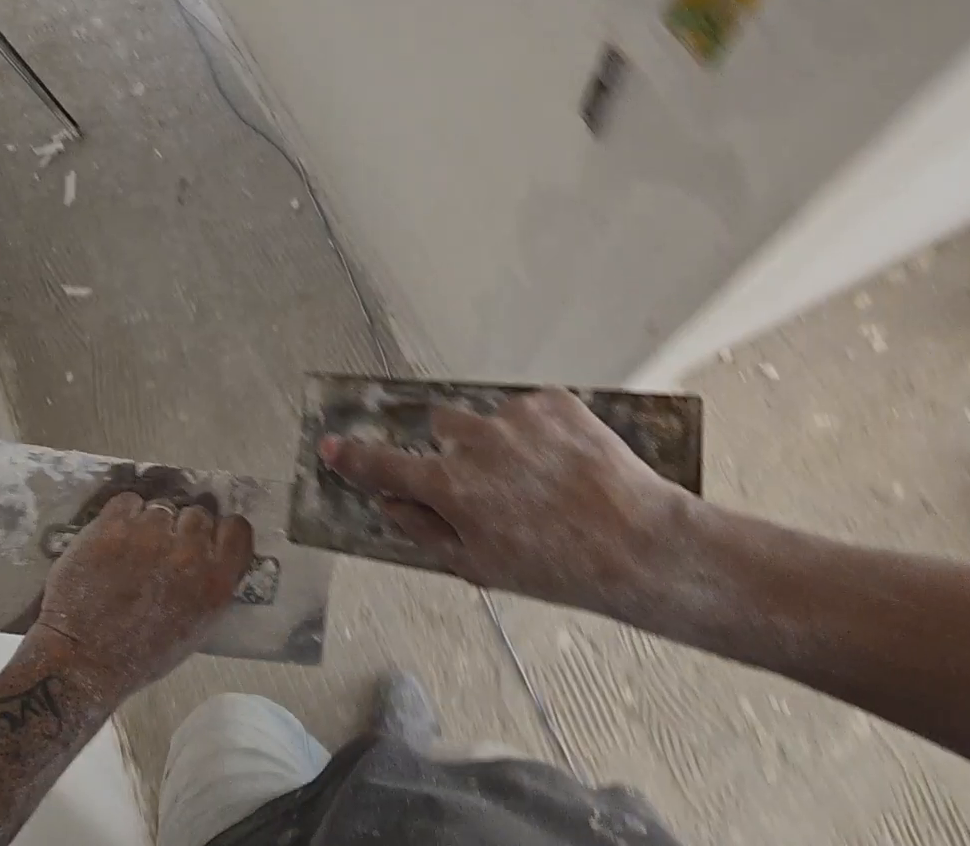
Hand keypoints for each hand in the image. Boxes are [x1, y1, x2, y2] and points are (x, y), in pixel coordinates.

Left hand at [32, 493, 254, 698]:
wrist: (82, 660)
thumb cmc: (141, 654)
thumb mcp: (197, 625)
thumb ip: (210, 583)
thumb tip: (208, 553)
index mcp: (216, 580)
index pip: (237, 528)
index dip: (220, 531)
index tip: (206, 540)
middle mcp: (189, 551)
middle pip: (198, 513)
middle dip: (182, 529)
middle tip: (163, 550)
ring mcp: (150, 534)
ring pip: (162, 506)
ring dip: (151, 523)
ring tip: (133, 548)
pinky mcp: (113, 525)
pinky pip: (128, 501)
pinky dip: (123, 515)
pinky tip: (114, 538)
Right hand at [319, 387, 699, 619]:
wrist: (638, 542)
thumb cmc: (557, 568)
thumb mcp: (479, 566)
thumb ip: (424, 531)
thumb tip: (390, 504)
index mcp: (451, 486)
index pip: (384, 465)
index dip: (353, 457)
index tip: (331, 446)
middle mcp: (474, 442)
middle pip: (438, 426)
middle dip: (450, 446)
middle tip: (484, 479)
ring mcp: (513, 417)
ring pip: (484, 417)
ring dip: (495, 439)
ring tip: (537, 475)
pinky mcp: (551, 401)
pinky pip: (526, 409)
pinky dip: (534, 431)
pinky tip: (561, 462)